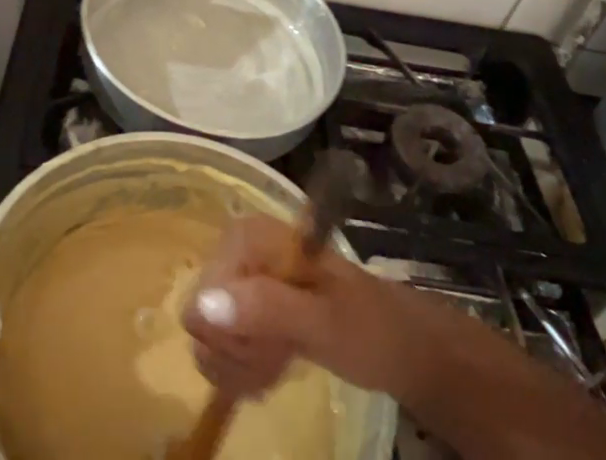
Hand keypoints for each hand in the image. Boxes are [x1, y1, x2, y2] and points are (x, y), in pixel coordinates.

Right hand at [180, 215, 450, 401]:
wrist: (404, 345)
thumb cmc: (371, 327)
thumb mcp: (326, 321)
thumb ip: (268, 308)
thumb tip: (205, 305)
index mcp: (248, 237)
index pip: (203, 295)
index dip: (234, 331)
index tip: (274, 341)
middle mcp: (234, 252)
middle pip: (201, 318)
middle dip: (239, 350)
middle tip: (282, 353)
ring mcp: (237, 281)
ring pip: (207, 338)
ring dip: (242, 364)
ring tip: (282, 361)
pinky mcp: (243, 308)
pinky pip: (217, 346)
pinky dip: (243, 368)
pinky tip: (273, 368)